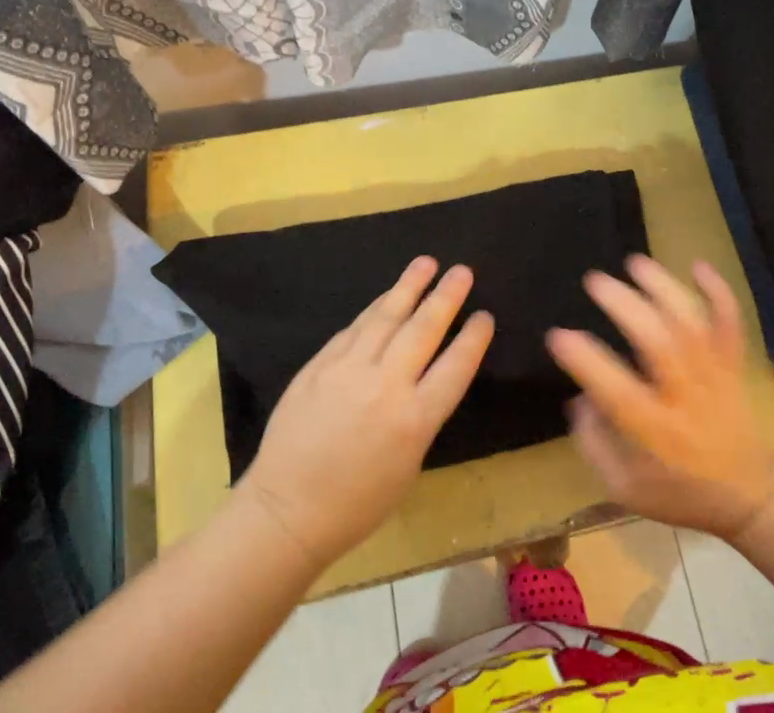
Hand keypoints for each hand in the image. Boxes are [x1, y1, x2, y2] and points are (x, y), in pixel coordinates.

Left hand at [235, 257, 492, 565]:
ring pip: (384, 319)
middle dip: (445, 298)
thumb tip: (424, 378)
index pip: (455, 366)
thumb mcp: (408, 465)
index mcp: (415, 420)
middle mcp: (385, 387)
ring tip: (426, 263)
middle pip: (422, 330)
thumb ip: (420, 416)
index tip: (484, 315)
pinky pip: (351, 331)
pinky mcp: (317, 367)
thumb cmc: (358, 503)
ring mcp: (347, 372)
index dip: (473, 338)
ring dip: (408, 288)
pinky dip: (372, 311)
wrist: (288, 509)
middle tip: (462, 271)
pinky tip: (385, 298)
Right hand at [548, 255, 773, 538]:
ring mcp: (714, 379)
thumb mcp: (624, 488)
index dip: (586, 360)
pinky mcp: (733, 368)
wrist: (749, 497)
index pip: (617, 390)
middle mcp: (685, 399)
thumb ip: (595, 444)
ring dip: (665, 289)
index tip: (559, 335)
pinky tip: (699, 265)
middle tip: (595, 281)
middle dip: (627, 307)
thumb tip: (580, 398)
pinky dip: (719, 293)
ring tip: (635, 263)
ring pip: (693, 327)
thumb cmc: (680, 494)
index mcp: (654, 432)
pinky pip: (731, 327)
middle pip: (660, 345)